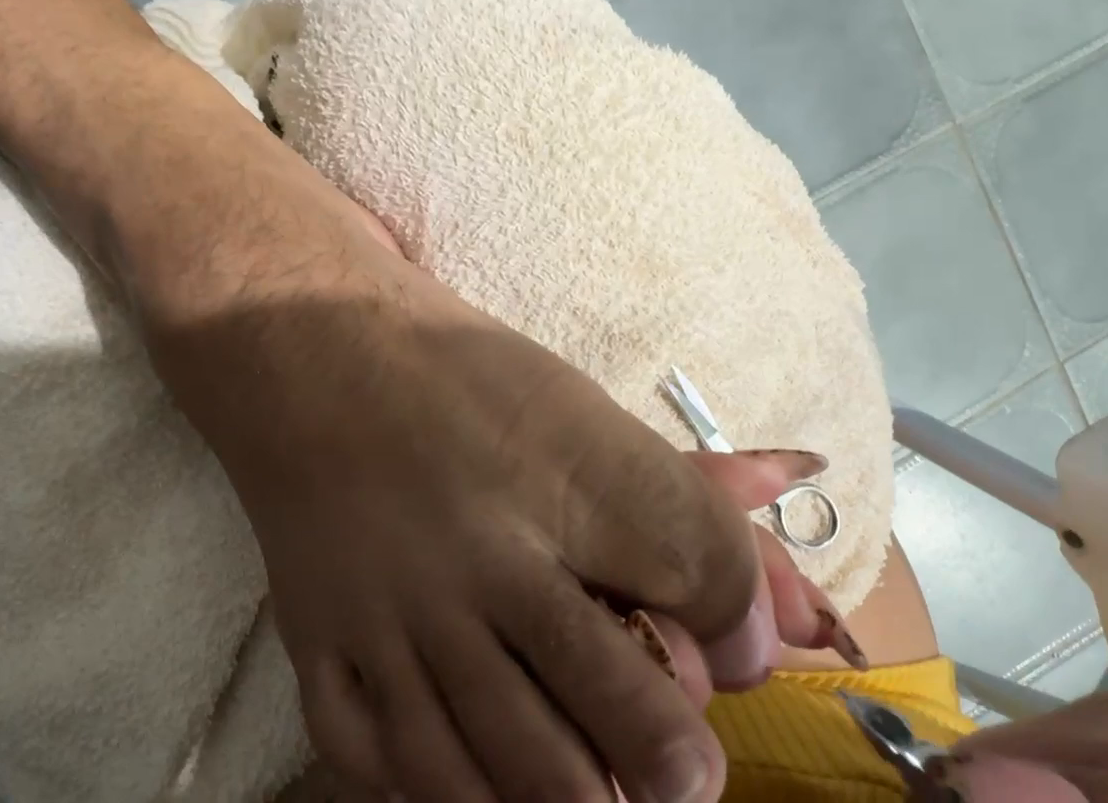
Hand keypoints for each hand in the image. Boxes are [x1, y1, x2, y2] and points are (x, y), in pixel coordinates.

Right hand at [139, 157, 856, 802]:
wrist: (308, 350)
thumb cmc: (454, 373)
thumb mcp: (580, 406)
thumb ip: (686, 481)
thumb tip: (799, 509)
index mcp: (553, 488)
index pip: (693, 578)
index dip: (742, 631)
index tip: (735, 659)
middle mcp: (475, 568)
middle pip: (605, 711)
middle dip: (668, 761)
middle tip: (678, 777)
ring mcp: (387, 616)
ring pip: (491, 770)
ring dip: (560, 800)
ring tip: (590, 794)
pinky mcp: (315, 640)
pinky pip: (375, 761)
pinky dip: (430, 792)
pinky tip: (466, 782)